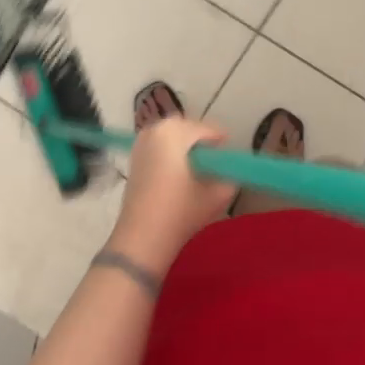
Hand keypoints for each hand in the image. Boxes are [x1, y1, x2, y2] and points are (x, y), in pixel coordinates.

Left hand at [108, 117, 236, 275]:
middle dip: (202, 141)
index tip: (230, 158)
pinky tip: (179, 172)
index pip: (207, 129)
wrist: (143, 236)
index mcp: (174, 132)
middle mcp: (154, 130)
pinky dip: (170, 153)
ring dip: (185, 146)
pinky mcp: (133, 158)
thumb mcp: (218, 194)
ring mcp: (140, 143)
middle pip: (187, 129)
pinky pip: (158, 146)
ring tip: (198, 167)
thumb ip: (230, 175)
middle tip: (215, 161)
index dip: (222, 142)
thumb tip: (229, 168)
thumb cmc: (181, 211)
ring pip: (171, 136)